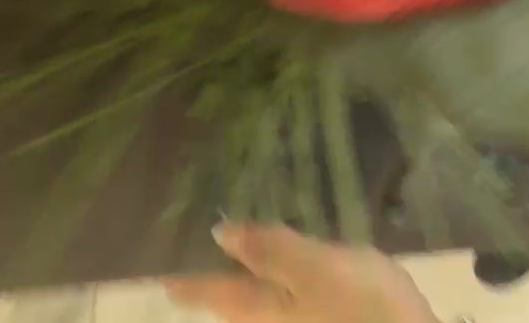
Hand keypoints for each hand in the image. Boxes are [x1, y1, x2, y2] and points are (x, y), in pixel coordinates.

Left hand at [163, 223, 437, 322]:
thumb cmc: (356, 302)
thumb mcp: (316, 268)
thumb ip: (271, 249)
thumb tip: (219, 230)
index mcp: (250, 308)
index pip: (199, 287)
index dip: (184, 260)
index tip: (172, 230)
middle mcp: (258, 319)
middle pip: (224, 289)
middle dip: (219, 256)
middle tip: (217, 215)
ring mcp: (288, 318)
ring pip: (253, 288)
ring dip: (251, 257)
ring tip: (255, 222)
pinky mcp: (315, 312)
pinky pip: (281, 287)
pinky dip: (279, 264)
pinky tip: (296, 248)